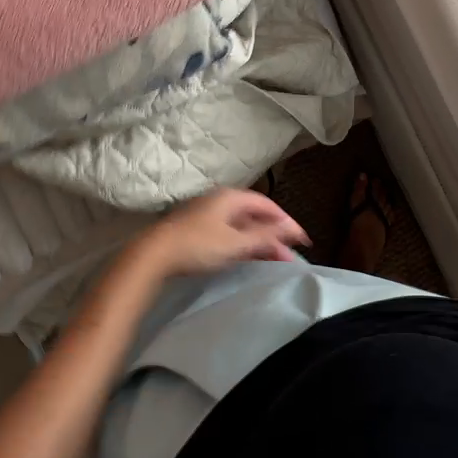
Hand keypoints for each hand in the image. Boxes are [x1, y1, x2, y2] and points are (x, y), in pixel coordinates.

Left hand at [131, 188, 309, 279]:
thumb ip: (264, 237)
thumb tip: (290, 230)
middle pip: (255, 215)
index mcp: (232, 197)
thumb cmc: (198, 245)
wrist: (155, 255)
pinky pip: (230, 232)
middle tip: (291, 254)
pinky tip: (249, 256)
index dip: (286, 222)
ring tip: (275, 259)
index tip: (302, 240)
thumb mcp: (235, 243)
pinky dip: (244, 243)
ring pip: (242, 225)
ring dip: (260, 241)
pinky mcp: (199, 229)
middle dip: (274, 234)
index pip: (267, 205)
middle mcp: (221, 200)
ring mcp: (209, 214)